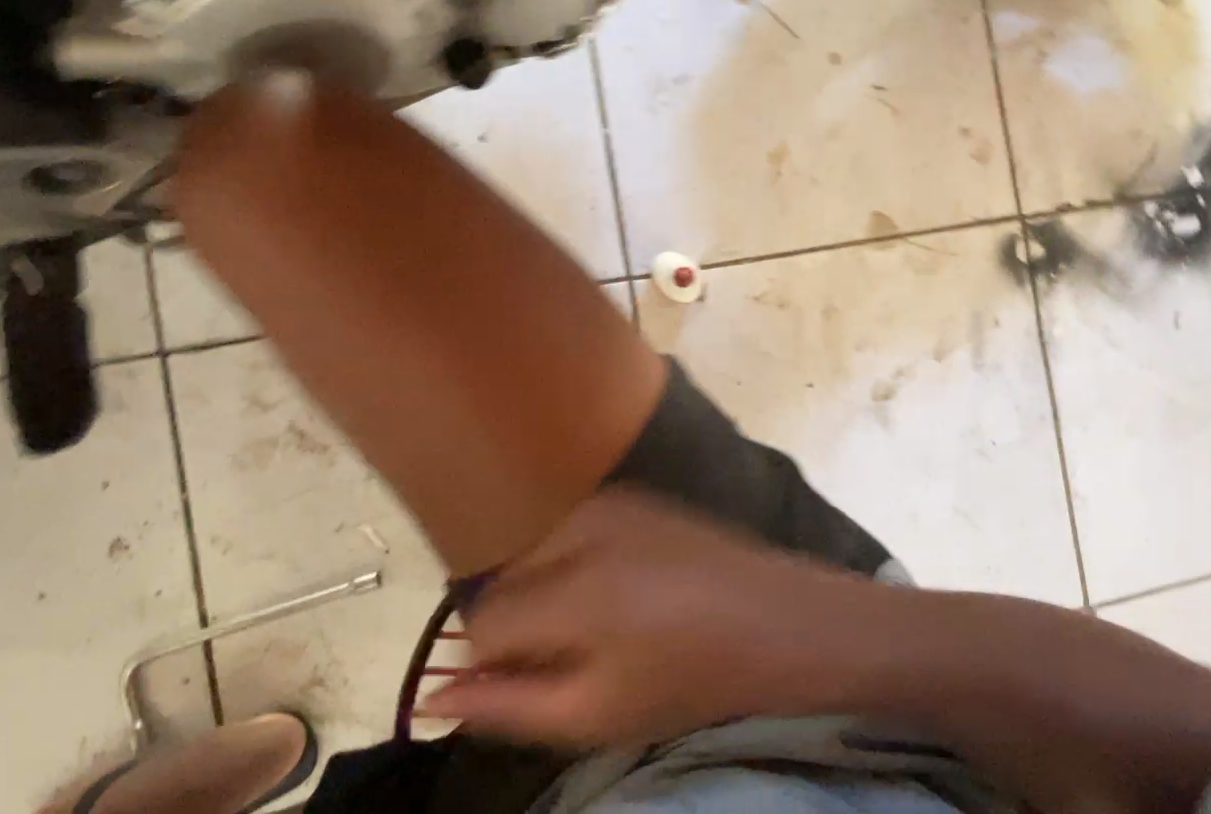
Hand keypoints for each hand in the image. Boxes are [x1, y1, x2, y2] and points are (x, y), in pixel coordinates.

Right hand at [420, 489, 856, 748]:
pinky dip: (569, 558)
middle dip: (516, 623)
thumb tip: (434, 695)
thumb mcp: (596, 714)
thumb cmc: (690, 678)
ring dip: (541, 589)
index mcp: (570, 592)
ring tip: (593, 624)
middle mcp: (579, 532)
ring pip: (531, 551)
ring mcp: (606, 503)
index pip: (482, 622)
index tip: (529, 678)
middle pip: (502, 580)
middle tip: (566, 657)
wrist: (776, 619)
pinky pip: (567, 528)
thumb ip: (507, 705)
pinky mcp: (630, 494)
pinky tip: (614, 588)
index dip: (495, 660)